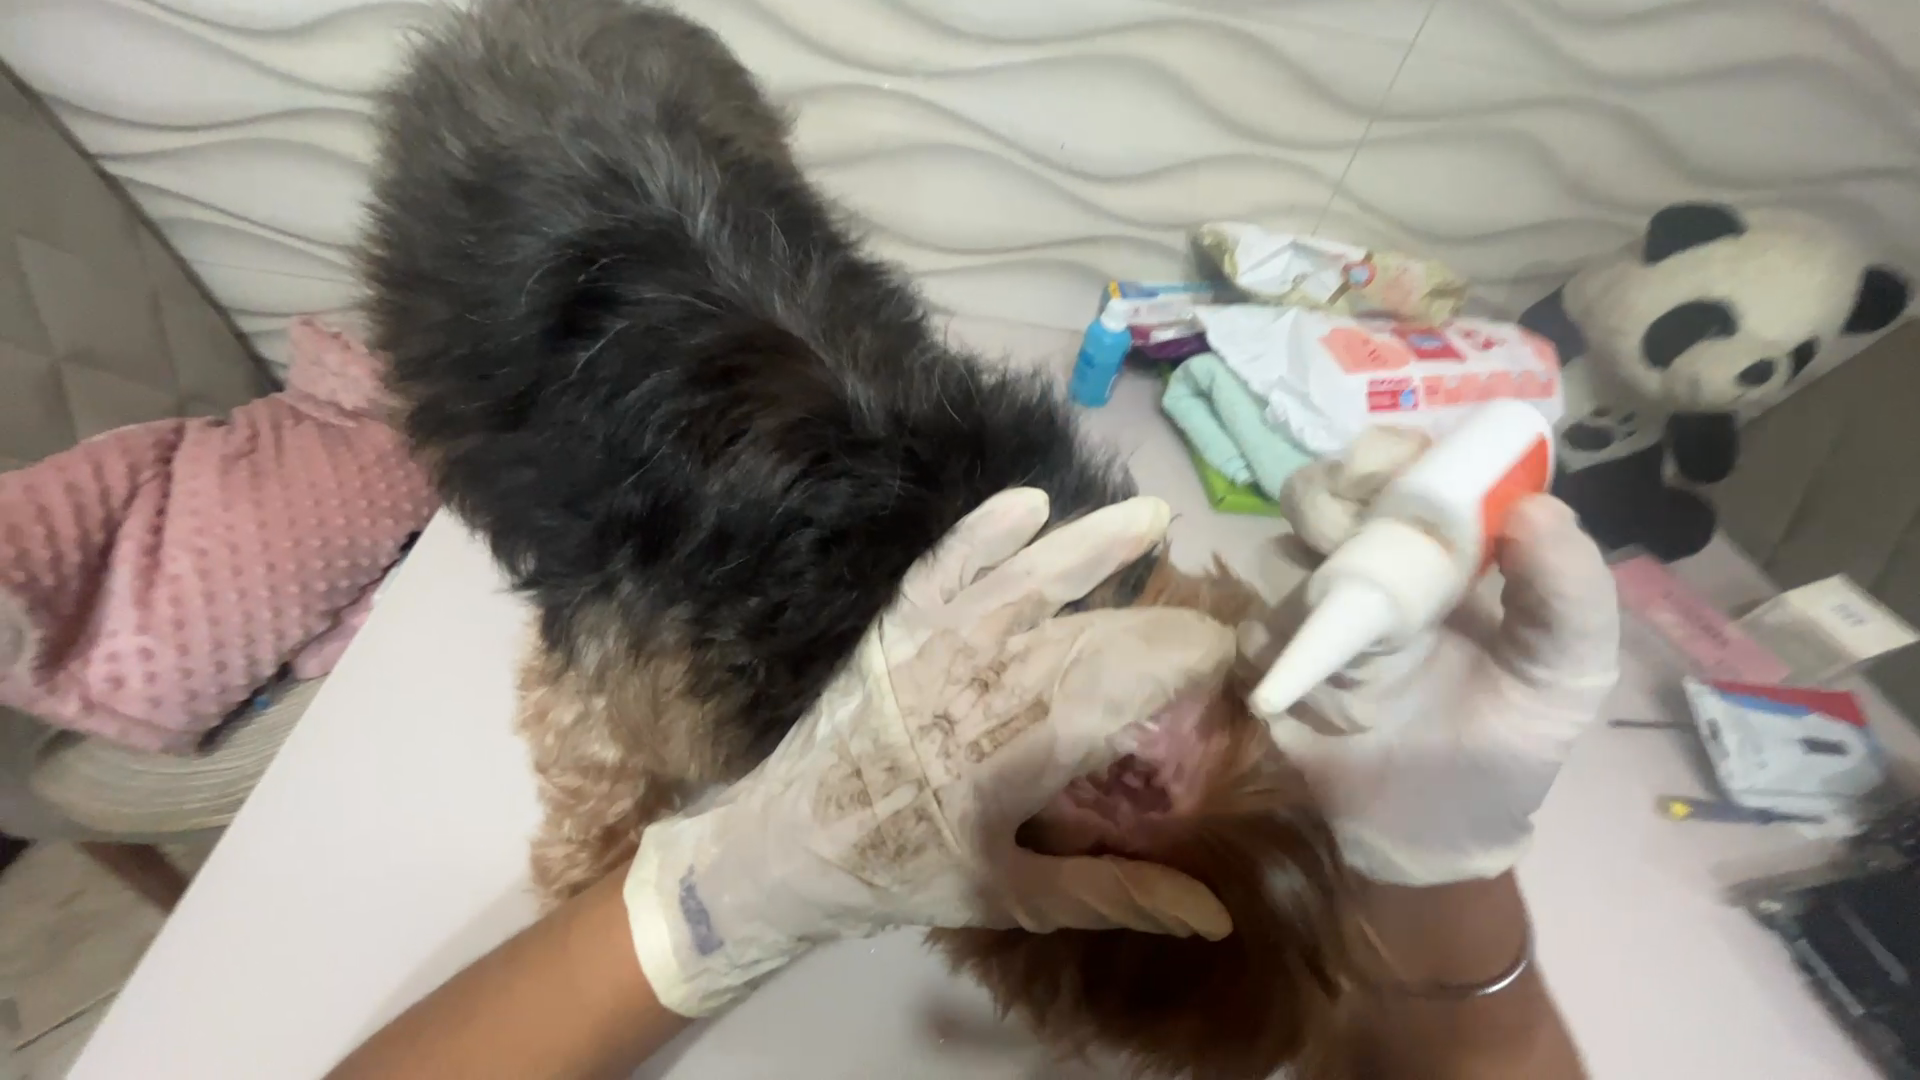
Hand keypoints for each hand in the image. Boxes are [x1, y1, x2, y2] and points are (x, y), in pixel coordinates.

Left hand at [625, 490, 1237, 1015]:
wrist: (786, 842)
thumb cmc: (901, 872)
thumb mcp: (1012, 897)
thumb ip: (1113, 894)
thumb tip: (1213, 913)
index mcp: (1016, 755)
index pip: (1123, 689)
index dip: (1183, 664)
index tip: (1231, 658)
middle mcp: (983, 684)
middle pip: (1089, 635)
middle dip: (1157, 623)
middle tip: (1208, 622)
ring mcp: (934, 643)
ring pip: (1027, 582)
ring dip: (1091, 547)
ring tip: (1150, 519)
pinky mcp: (897, 624)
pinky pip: (947, 565)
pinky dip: (985, 530)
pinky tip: (1030, 501)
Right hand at [1241, 430, 1619, 885]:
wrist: (1421, 831)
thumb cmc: (1500, 748)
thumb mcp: (1563, 678)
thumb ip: (1569, 597)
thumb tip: (1536, 507)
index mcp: (1439, 555)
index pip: (1404, 472)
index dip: (1392, 454)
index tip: (1397, 470)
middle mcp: (1368, 567)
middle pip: (1320, 494)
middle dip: (1326, 500)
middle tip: (1349, 535)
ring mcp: (1311, 609)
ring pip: (1277, 553)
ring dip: (1304, 581)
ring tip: (1346, 638)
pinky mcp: (1267, 654)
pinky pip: (1253, 629)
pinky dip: (1276, 651)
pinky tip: (1315, 694)